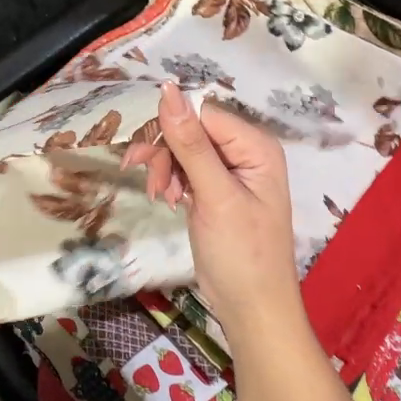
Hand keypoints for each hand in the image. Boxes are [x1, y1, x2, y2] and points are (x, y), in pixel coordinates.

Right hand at [121, 83, 301, 347]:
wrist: (252, 312)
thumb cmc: (242, 254)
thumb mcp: (215, 195)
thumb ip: (190, 142)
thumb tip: (167, 88)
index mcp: (255, 145)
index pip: (201, 113)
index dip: (170, 127)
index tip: (145, 154)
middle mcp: (245, 151)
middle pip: (189, 128)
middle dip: (164, 151)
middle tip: (149, 180)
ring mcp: (230, 170)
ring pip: (181, 147)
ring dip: (163, 167)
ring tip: (159, 195)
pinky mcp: (215, 188)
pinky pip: (184, 167)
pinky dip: (170, 180)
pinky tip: (167, 198)